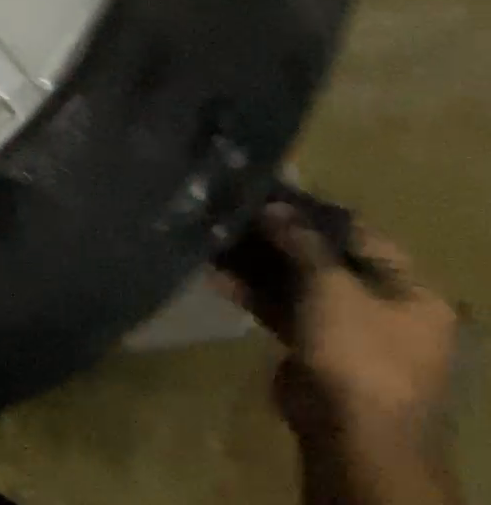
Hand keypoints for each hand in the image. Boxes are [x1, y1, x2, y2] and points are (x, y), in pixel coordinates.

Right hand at [219, 205, 463, 504]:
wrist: (352, 429)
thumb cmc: (358, 351)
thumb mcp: (331, 287)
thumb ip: (301, 244)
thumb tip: (273, 206)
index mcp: (410, 291)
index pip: (361, 236)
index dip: (313, 213)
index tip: (266, 191)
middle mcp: (384, 306)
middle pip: (324, 259)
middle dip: (276, 238)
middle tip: (230, 213)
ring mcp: (348, 328)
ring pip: (296, 283)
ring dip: (256, 264)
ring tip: (212, 240)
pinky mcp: (314, 345)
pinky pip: (280, 308)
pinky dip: (250, 292)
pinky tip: (213, 276)